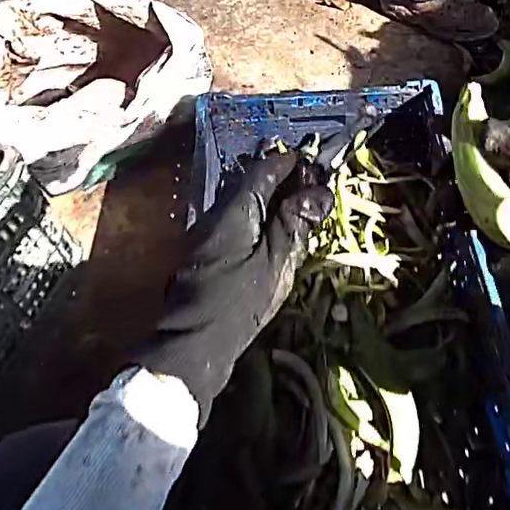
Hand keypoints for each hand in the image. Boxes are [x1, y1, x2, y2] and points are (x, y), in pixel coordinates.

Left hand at [136, 152, 332, 423]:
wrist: (190, 347)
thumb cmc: (238, 303)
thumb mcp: (275, 262)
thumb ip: (295, 222)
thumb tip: (319, 190)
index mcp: (235, 208)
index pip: (265, 168)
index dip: (292, 162)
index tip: (316, 164)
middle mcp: (217, 210)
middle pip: (253, 180)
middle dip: (283, 177)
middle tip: (312, 185)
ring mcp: (208, 229)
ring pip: (245, 198)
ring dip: (272, 196)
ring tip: (299, 206)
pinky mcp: (207, 248)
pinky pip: (237, 217)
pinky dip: (259, 215)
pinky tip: (276, 229)